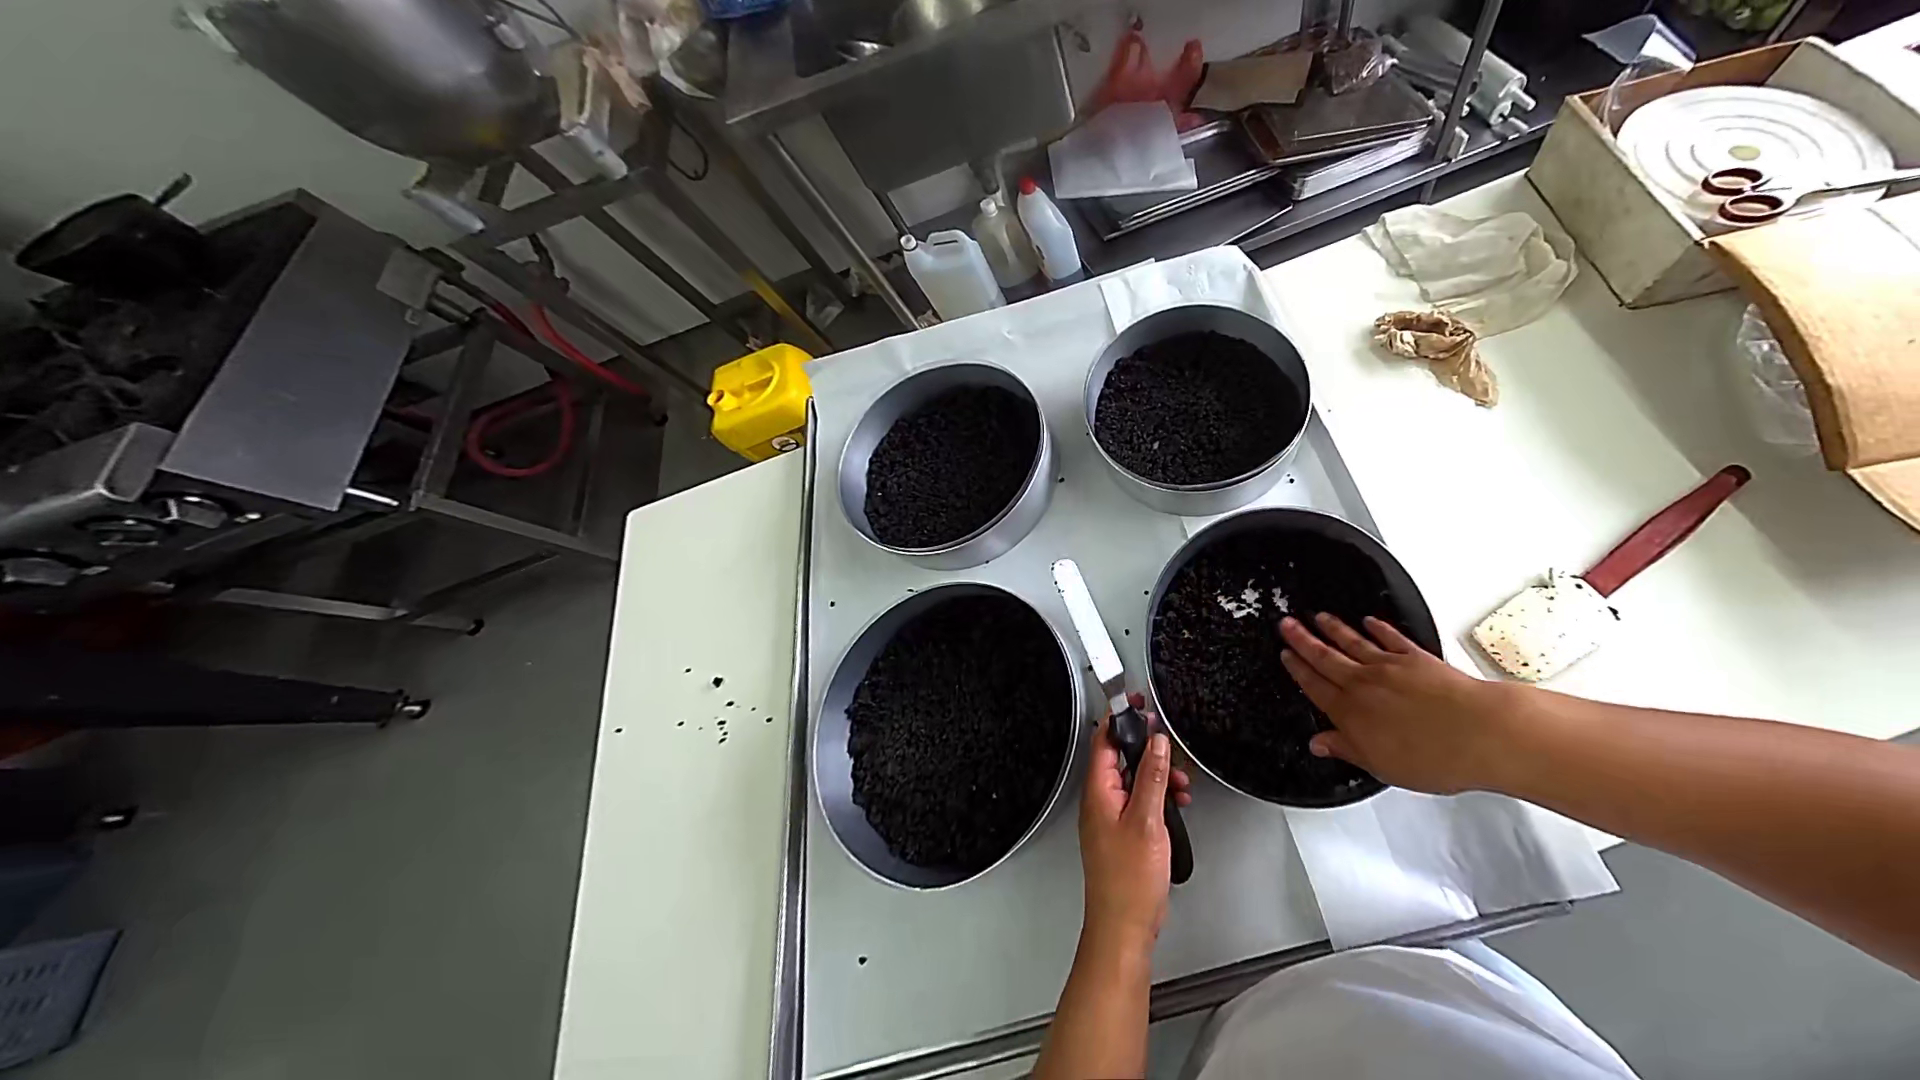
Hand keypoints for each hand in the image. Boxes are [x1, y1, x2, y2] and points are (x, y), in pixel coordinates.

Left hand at [1079, 695, 1192, 949]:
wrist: (1123, 923)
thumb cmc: (1127, 881)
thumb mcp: (1146, 819)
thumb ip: (1151, 777)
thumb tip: (1156, 743)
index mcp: (1097, 790)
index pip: (1104, 740)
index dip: (1121, 719)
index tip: (1138, 704)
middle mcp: (1100, 798)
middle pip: (1120, 757)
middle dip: (1147, 750)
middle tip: (1169, 746)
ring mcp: (1110, 815)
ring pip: (1133, 779)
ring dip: (1156, 776)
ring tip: (1180, 785)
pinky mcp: (1123, 830)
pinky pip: (1138, 800)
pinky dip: (1157, 796)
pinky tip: (1175, 803)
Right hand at [1279, 614, 1528, 794]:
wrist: (1484, 734)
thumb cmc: (1436, 756)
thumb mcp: (1381, 765)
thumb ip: (1346, 749)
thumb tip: (1320, 744)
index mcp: (1349, 712)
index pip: (1313, 685)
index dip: (1296, 668)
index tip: (1286, 655)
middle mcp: (1363, 684)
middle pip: (1324, 657)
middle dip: (1302, 639)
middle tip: (1286, 624)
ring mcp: (1390, 668)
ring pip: (1352, 643)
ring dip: (1333, 629)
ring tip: (1318, 617)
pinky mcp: (1419, 659)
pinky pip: (1391, 638)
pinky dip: (1378, 628)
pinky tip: (1370, 621)